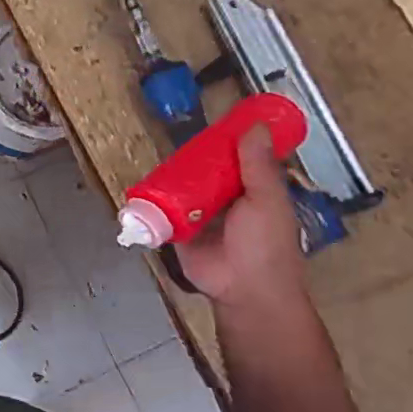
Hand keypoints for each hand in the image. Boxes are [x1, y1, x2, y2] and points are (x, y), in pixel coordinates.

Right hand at [171, 125, 307, 307]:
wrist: (242, 287)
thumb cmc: (265, 244)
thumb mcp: (267, 199)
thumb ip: (258, 166)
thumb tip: (255, 126)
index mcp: (253, 190)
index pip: (239, 160)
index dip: (228, 143)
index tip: (214, 124)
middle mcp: (225, 200)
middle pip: (206, 172)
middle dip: (194, 159)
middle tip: (179, 142)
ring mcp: (200, 216)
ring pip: (183, 189)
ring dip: (173, 178)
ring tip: (160, 160)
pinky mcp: (177, 230)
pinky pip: (164, 211)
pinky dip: (155, 200)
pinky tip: (145, 186)